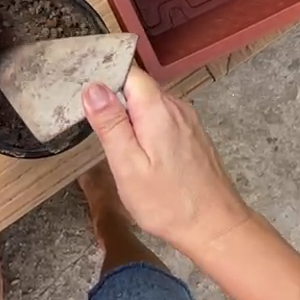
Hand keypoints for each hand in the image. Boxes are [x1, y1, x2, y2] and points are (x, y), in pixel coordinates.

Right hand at [82, 67, 251, 254]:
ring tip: (112, 139)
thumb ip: (111, 124)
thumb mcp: (128, 166)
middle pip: (138, 86)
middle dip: (113, 99)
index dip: (104, 77)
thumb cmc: (169, 203)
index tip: (84, 94)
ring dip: (129, 115)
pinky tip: (138, 151)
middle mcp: (176, 107)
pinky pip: (161, 118)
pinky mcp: (191, 135)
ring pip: (149, 103)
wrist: (215, 227)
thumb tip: (93, 88)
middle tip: (92, 123)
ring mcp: (187, 121)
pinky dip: (145, 127)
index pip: (128, 72)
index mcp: (157, 110)